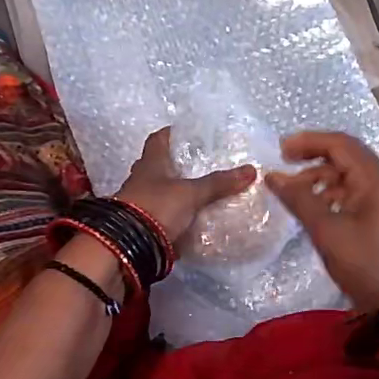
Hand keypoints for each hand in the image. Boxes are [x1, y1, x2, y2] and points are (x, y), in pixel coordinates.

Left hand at [113, 126, 257, 241]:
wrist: (128, 246)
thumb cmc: (158, 207)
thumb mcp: (192, 194)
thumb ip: (218, 184)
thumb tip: (251, 170)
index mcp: (150, 164)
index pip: (158, 139)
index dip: (171, 134)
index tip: (186, 132)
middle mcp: (139, 179)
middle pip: (156, 166)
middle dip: (175, 165)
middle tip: (197, 165)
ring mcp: (136, 203)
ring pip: (156, 191)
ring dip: (172, 191)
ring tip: (196, 193)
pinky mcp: (140, 224)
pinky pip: (158, 214)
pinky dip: (171, 215)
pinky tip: (187, 219)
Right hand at [265, 131, 378, 310]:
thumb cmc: (362, 264)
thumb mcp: (326, 231)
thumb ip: (299, 198)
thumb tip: (272, 176)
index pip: (342, 145)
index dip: (309, 142)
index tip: (281, 150)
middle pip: (347, 157)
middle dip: (313, 160)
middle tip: (283, 168)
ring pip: (349, 174)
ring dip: (321, 178)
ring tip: (294, 193)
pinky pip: (356, 190)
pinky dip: (333, 193)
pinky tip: (313, 205)